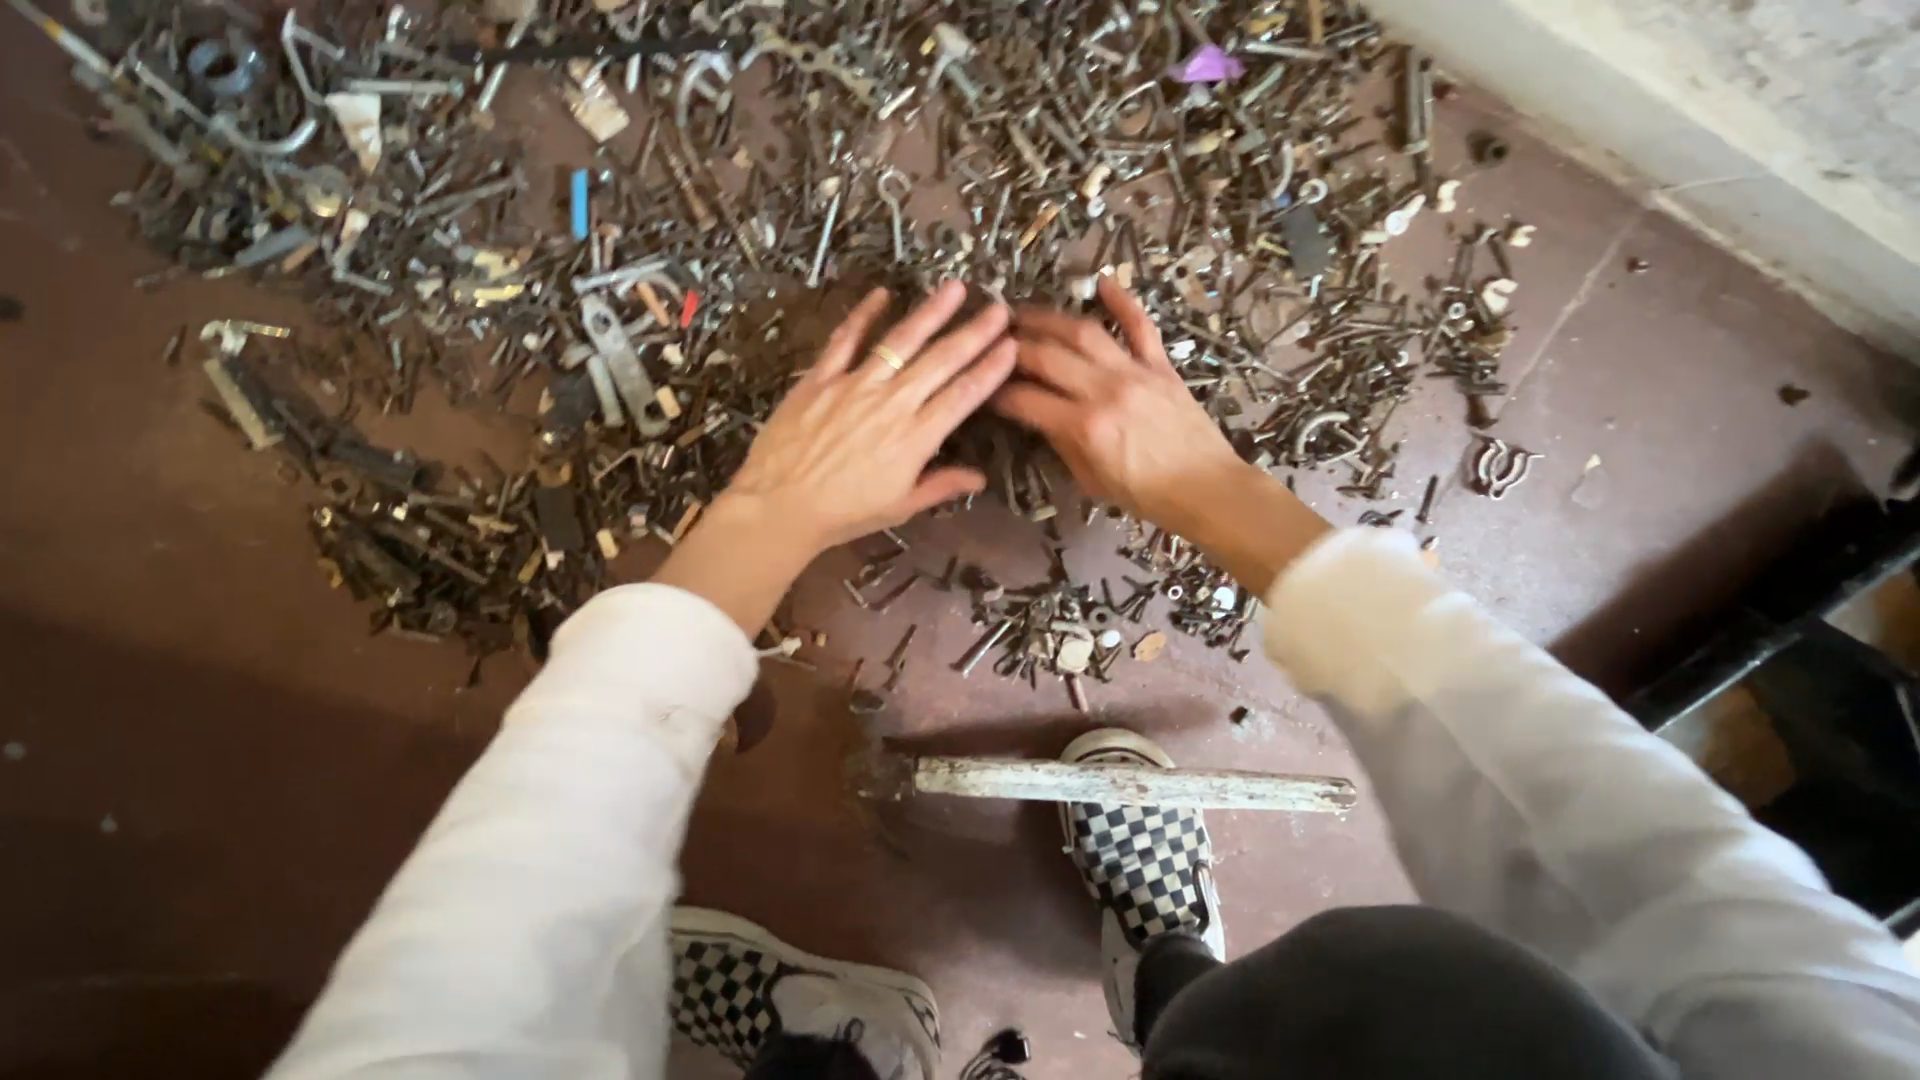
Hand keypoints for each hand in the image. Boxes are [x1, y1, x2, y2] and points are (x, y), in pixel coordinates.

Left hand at [653, 281, 1013, 633]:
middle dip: (974, 332)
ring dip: (930, 312)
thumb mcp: (899, 507)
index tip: (1011, 346)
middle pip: (941, 360)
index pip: (963, 395)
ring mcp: (855, 385)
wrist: (780, 505)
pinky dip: (863, 315)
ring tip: (954, 287)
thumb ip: (941, 485)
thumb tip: (980, 478)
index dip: (990, 369)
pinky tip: (881, 294)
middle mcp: (892, 403)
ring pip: (900, 341)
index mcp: (916, 438)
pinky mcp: (820, 378)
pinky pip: (845, 340)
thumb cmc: (844, 514)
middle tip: (998, 308)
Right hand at [993, 275, 1243, 524]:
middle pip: (1047, 356)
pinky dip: (1123, 301)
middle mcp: (1105, 391)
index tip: (984, 387)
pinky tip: (1102, 283)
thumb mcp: (1091, 480)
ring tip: (1023, 314)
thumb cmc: (1145, 494)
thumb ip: (1062, 444)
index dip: (998, 392)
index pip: (1026, 399)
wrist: (1205, 487)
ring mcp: (1134, 372)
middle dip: (1012, 347)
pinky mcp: (1160, 366)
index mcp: (1084, 427)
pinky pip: (1140, 326)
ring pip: (1084, 332)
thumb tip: (1039, 416)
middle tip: (993, 342)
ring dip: (1048, 318)